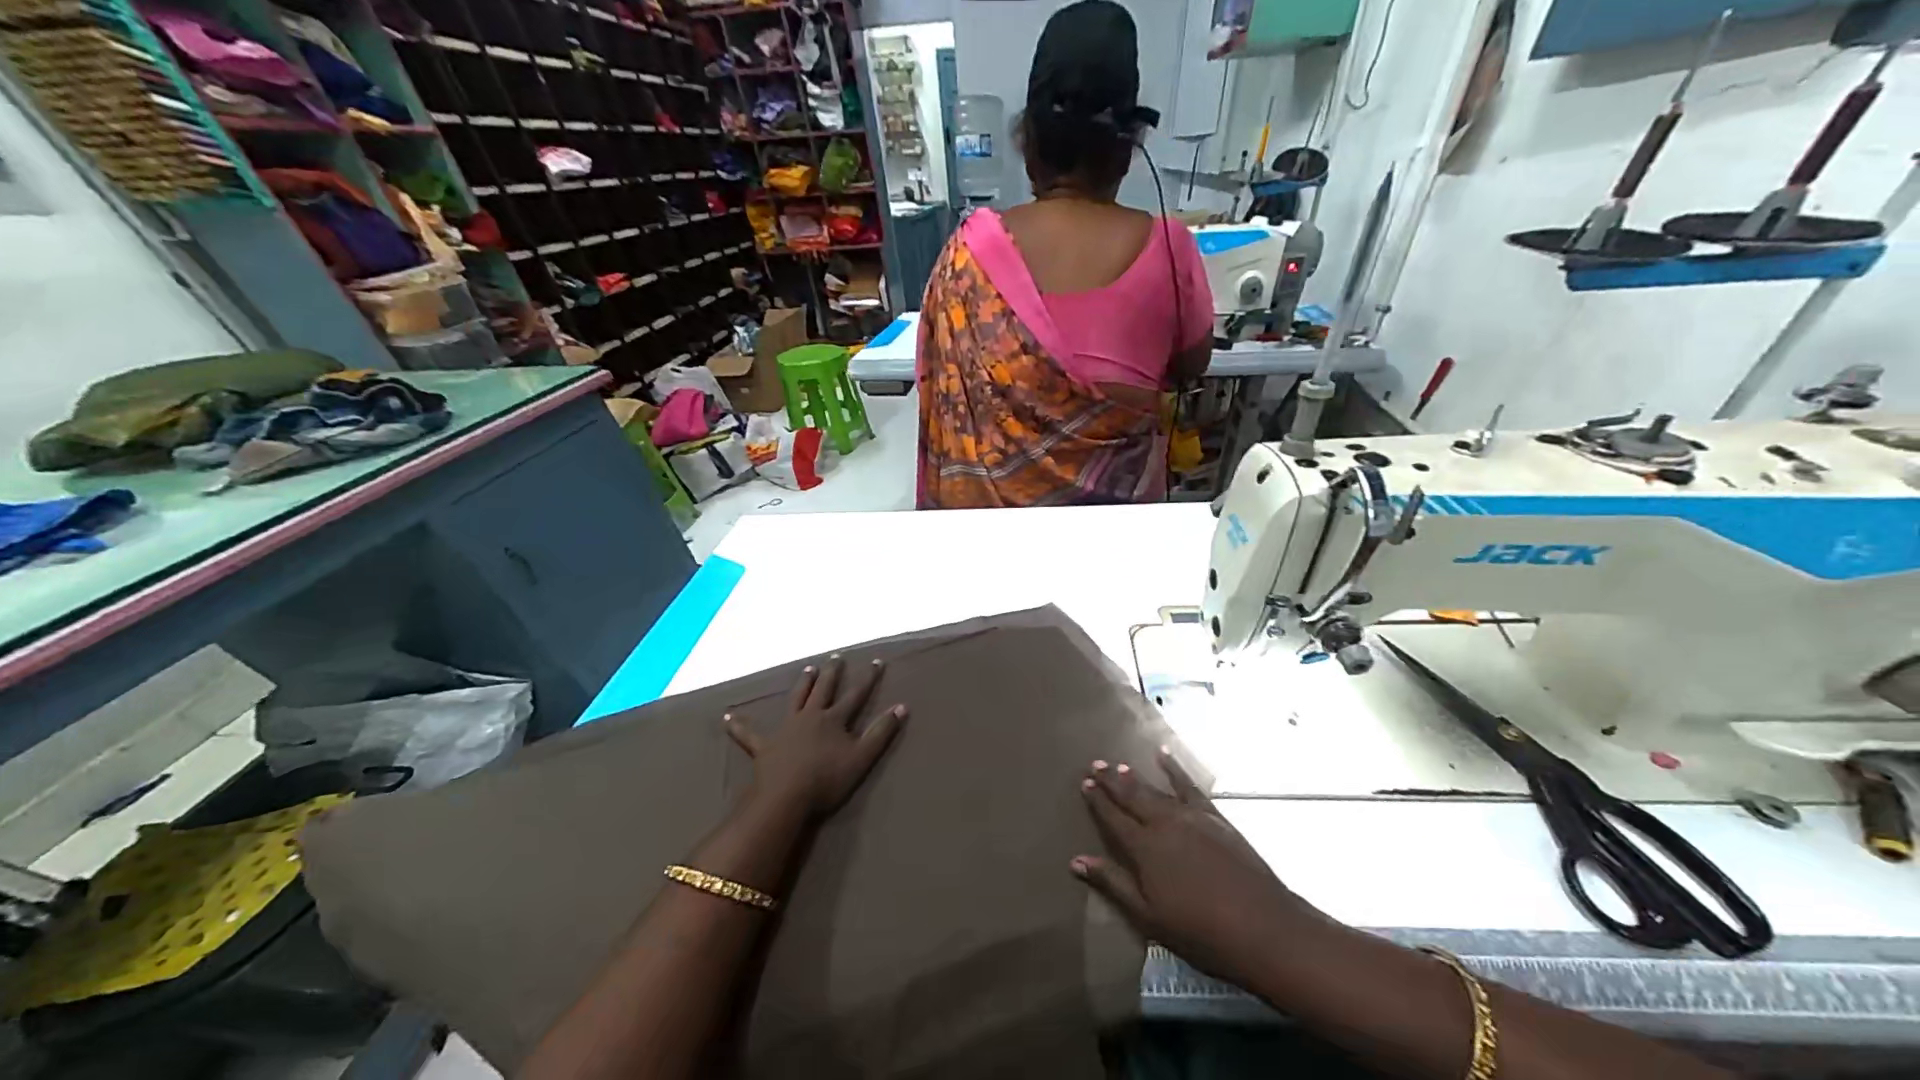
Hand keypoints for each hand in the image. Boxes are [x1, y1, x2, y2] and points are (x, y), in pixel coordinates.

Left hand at [725, 656, 906, 819]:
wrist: (786, 796)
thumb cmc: (827, 779)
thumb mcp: (862, 757)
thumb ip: (881, 732)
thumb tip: (901, 707)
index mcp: (834, 720)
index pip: (855, 695)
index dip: (867, 679)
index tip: (876, 662)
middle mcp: (810, 716)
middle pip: (823, 689)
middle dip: (832, 673)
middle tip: (836, 657)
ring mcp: (786, 728)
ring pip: (796, 699)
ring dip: (803, 683)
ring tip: (809, 669)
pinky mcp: (765, 745)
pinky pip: (749, 734)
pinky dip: (738, 725)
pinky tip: (727, 717)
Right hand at [1073, 749, 1315, 988]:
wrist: (1263, 928)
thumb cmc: (1200, 931)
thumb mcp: (1148, 916)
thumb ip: (1113, 883)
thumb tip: (1077, 860)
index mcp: (1144, 848)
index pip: (1114, 818)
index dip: (1098, 801)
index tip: (1084, 784)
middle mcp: (1164, 824)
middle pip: (1133, 797)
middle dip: (1112, 781)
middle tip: (1095, 764)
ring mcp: (1192, 817)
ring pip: (1157, 790)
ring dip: (1136, 777)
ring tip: (1120, 765)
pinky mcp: (1216, 818)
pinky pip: (1189, 786)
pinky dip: (1175, 769)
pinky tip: (1165, 756)